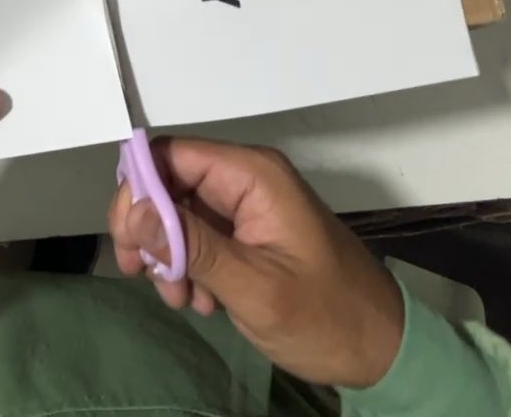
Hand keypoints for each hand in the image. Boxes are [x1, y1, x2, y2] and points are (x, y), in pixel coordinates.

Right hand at [108, 139, 404, 388]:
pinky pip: (196, 231)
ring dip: (167, 252)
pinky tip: (198, 298)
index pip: (171, 155)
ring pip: (177, 209)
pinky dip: (186, 263)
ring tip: (179, 297)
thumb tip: (134, 213)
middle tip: (140, 271)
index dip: (139, 188)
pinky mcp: (245, 229)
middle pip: (169, 181)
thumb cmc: (328, 318)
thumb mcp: (255, 288)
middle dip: (149, 228)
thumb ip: (192, 246)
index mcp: (252, 175)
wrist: (384, 353)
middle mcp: (245, 178)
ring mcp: (245, 203)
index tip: (127, 238)